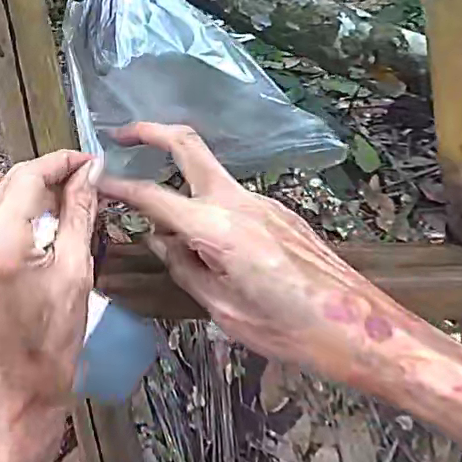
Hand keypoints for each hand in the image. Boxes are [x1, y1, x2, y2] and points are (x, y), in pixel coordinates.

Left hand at [0, 150, 97, 461]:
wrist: (22, 386)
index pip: (28, 177)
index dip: (62, 162)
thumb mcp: (76, 271)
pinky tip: (36, 219)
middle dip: (48, 173)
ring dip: (27, 185)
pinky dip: (9, 203)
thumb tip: (90, 171)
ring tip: (61, 201)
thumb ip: (79, 213)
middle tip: (83, 181)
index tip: (90, 162)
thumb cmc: (55, 338)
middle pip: (9, 177)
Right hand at [97, 122, 461, 461]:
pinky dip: (208, 206)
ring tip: (168, 230)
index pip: (153, 197)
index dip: (119, 188)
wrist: (365, 330)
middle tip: (121, 134)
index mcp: (217, 229)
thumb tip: (160, 239)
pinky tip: (212, 247)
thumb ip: (185, 268)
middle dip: (150, 130)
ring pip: (210, 174)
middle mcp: (238, 201)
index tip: (95, 182)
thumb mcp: (224, 311)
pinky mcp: (280, 211)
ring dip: (181, 180)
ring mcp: (264, 201)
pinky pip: (232, 198)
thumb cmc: (290, 332)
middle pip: (188, 143)